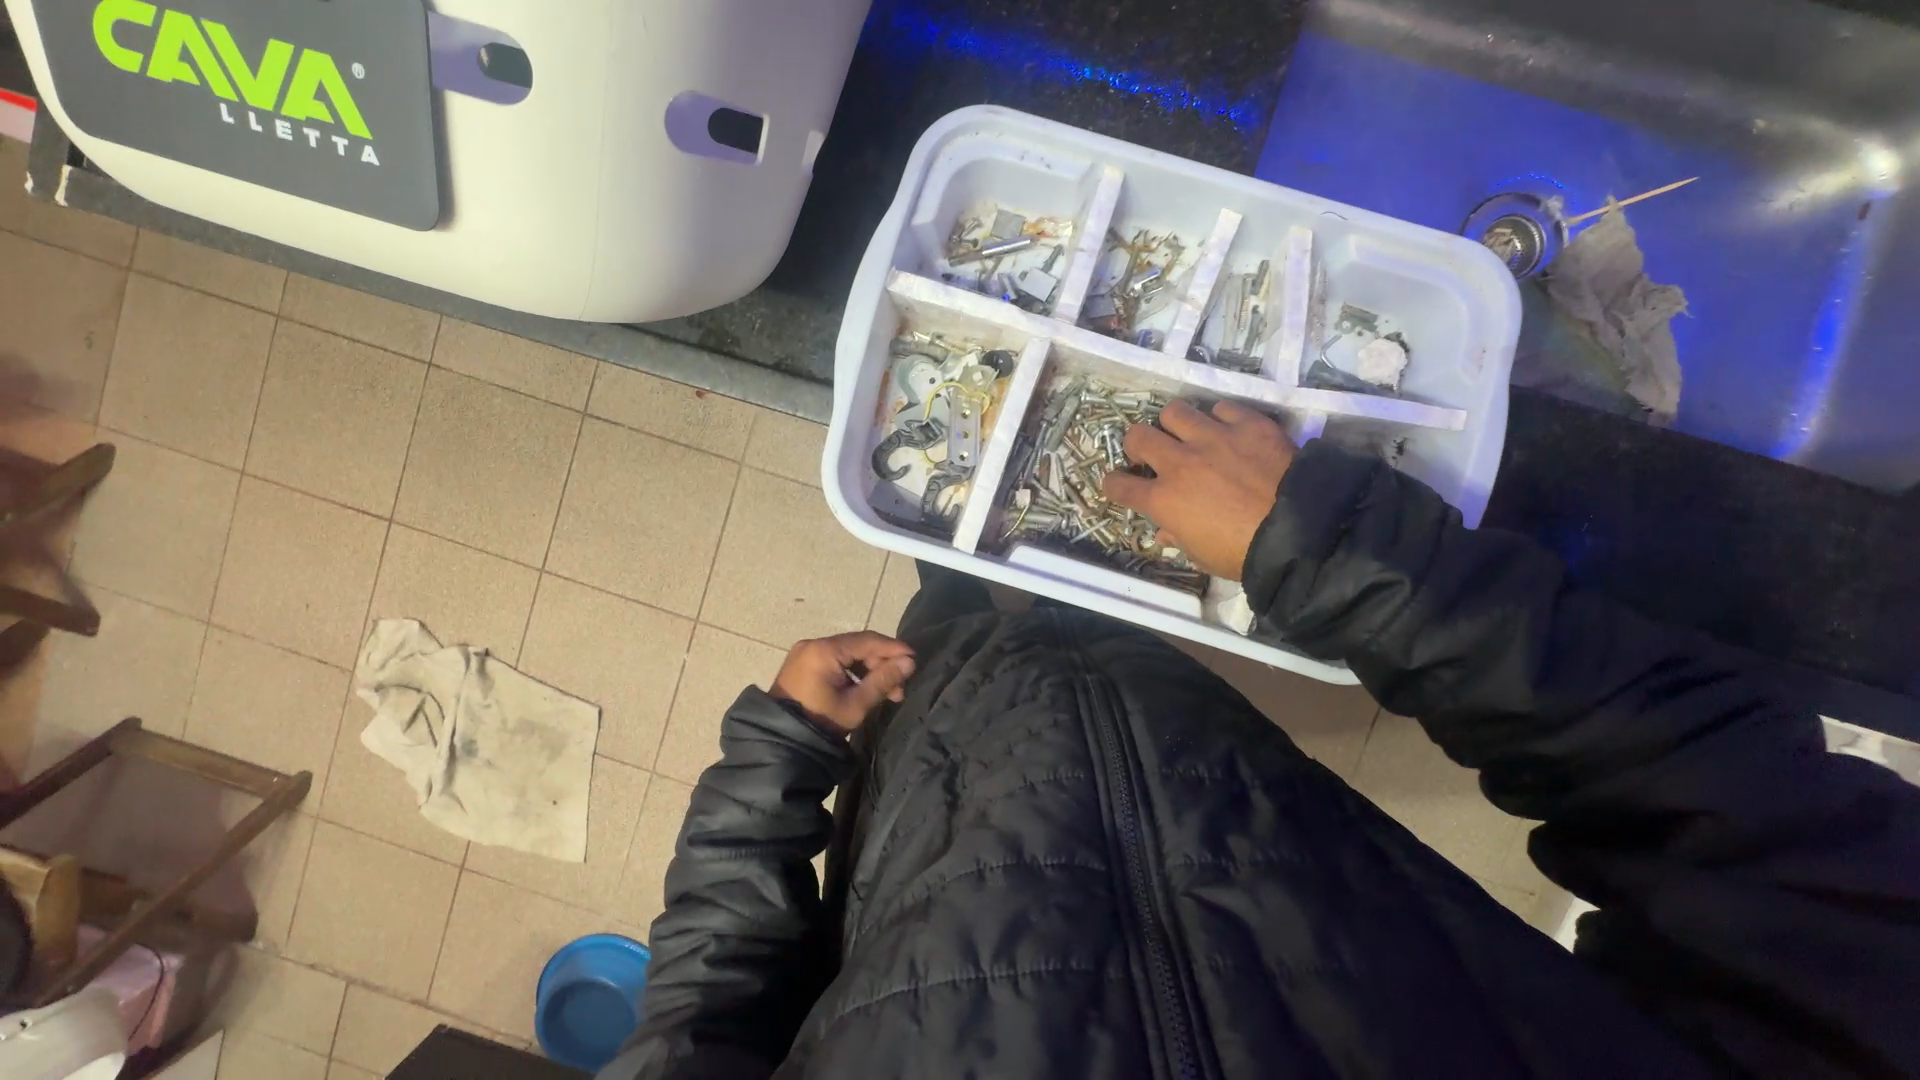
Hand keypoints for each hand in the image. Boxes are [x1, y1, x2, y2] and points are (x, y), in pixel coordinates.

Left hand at [769, 631, 916, 734]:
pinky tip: (866, 688)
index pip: (867, 640)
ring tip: (887, 692)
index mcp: (824, 650)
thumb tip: (909, 663)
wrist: (781, 742)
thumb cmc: (821, 722)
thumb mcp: (856, 704)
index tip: (914, 659)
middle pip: (858, 645)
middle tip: (900, 686)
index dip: (893, 648)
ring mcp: (805, 653)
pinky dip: (853, 672)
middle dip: (882, 663)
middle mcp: (813, 644)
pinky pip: (835, 660)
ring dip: (869, 669)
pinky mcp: (803, 664)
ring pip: (847, 654)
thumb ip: (883, 680)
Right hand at [1101, 399, 1295, 580]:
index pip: (1119, 485)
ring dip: (1175, 424)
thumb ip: (1179, 537)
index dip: (1113, 484)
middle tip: (1152, 454)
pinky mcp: (1247, 424)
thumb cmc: (1244, 554)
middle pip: (1138, 436)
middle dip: (1138, 446)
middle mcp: (1180, 462)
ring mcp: (1213, 438)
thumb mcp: (1203, 556)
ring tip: (1188, 434)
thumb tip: (1166, 531)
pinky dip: (1220, 417)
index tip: (1118, 484)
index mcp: (1164, 500)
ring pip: (1174, 411)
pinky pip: (1222, 407)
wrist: (1300, 532)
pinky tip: (1228, 430)